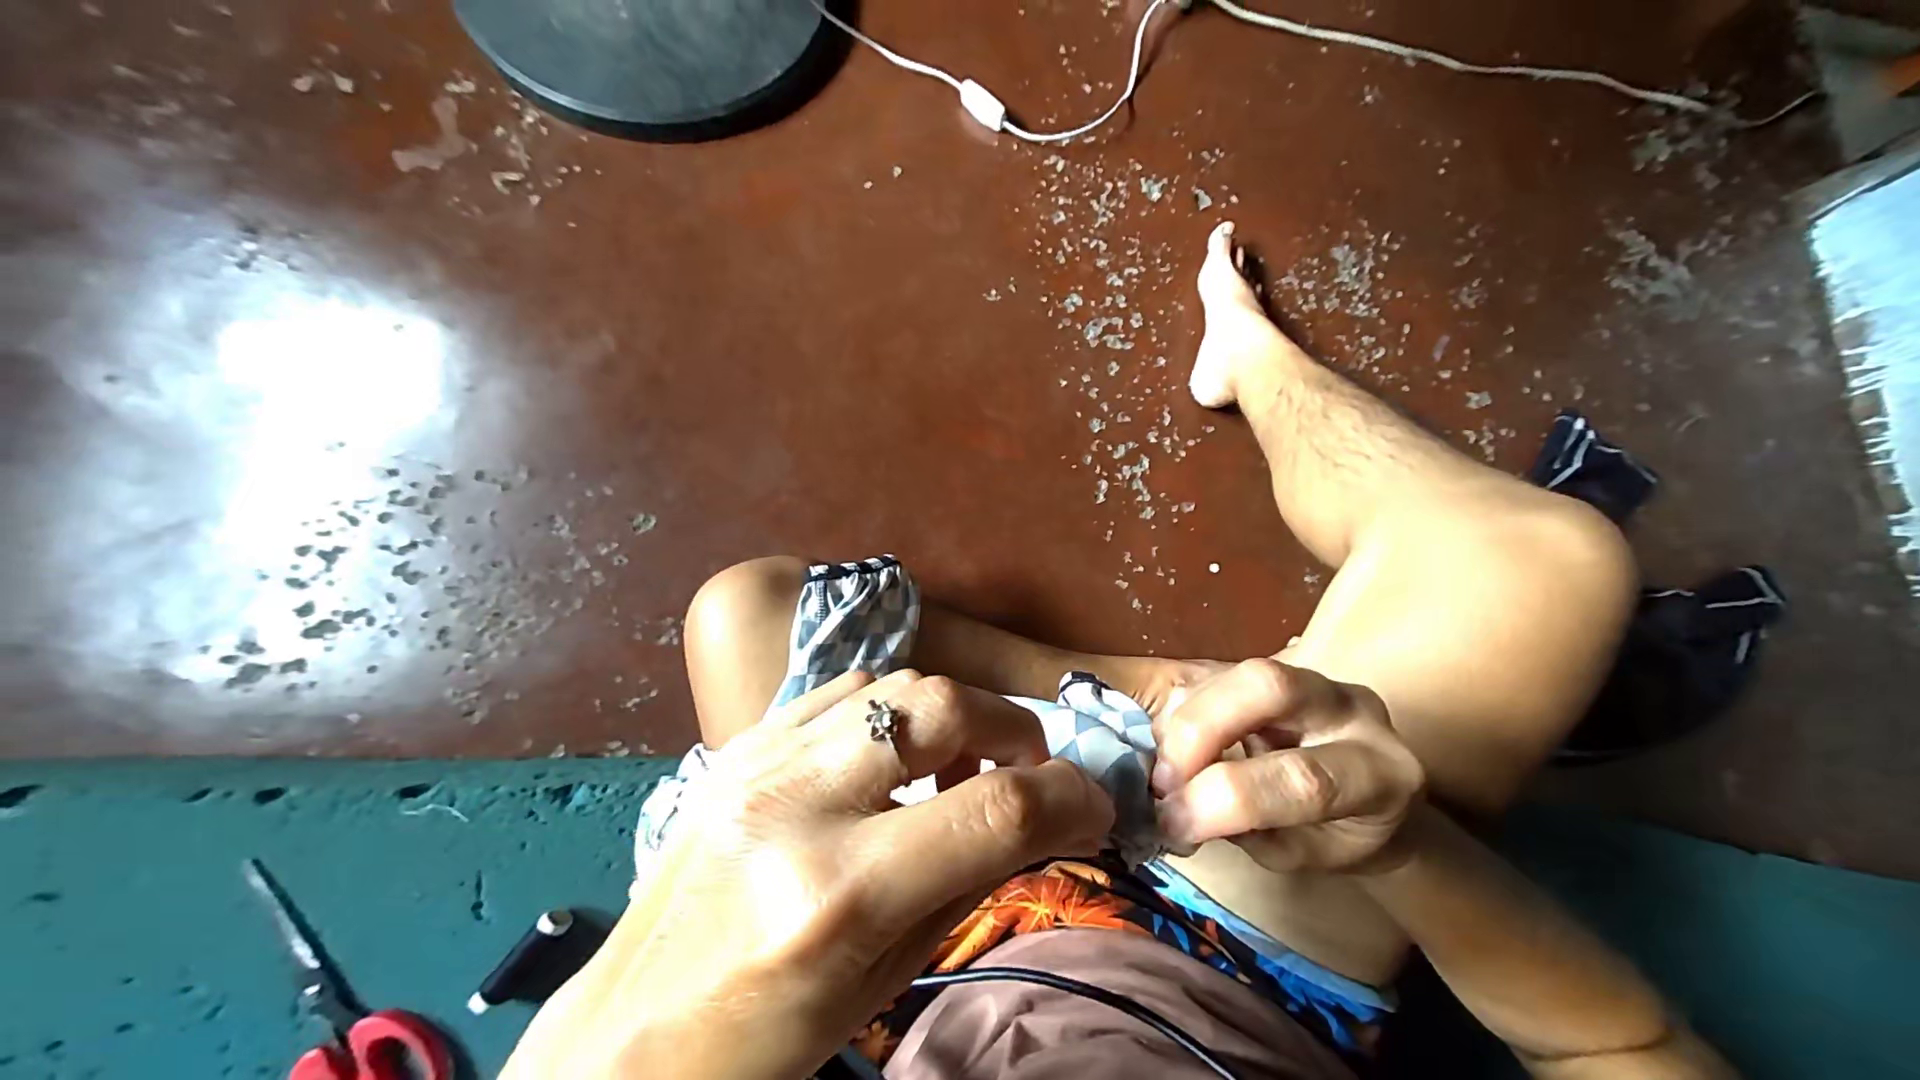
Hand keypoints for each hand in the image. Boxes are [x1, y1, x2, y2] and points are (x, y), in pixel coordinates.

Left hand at [502, 669, 1114, 1079]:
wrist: (627, 1033)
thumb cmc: (767, 1035)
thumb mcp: (885, 980)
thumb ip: (968, 881)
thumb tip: (1038, 815)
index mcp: (838, 894)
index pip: (996, 810)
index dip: (1068, 799)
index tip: (1091, 806)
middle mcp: (798, 804)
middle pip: (944, 707)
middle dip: (1014, 730)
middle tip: (1027, 771)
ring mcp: (761, 759)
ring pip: (898, 682)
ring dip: (955, 714)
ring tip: (960, 764)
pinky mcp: (743, 742)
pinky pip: (844, 688)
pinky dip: (895, 708)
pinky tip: (894, 752)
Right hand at [1151, 659, 1423, 872]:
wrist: (1376, 792)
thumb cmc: (1343, 834)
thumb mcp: (1305, 855)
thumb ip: (1250, 833)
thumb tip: (1179, 813)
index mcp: (1377, 771)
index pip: (1303, 777)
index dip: (1229, 798)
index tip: (1176, 822)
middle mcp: (1351, 707)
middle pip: (1268, 686)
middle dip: (1198, 729)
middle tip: (1165, 778)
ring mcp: (1312, 675)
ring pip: (1233, 674)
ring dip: (1180, 722)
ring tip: (1167, 770)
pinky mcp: (1275, 662)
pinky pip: (1214, 674)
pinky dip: (1181, 711)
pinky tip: (1178, 747)